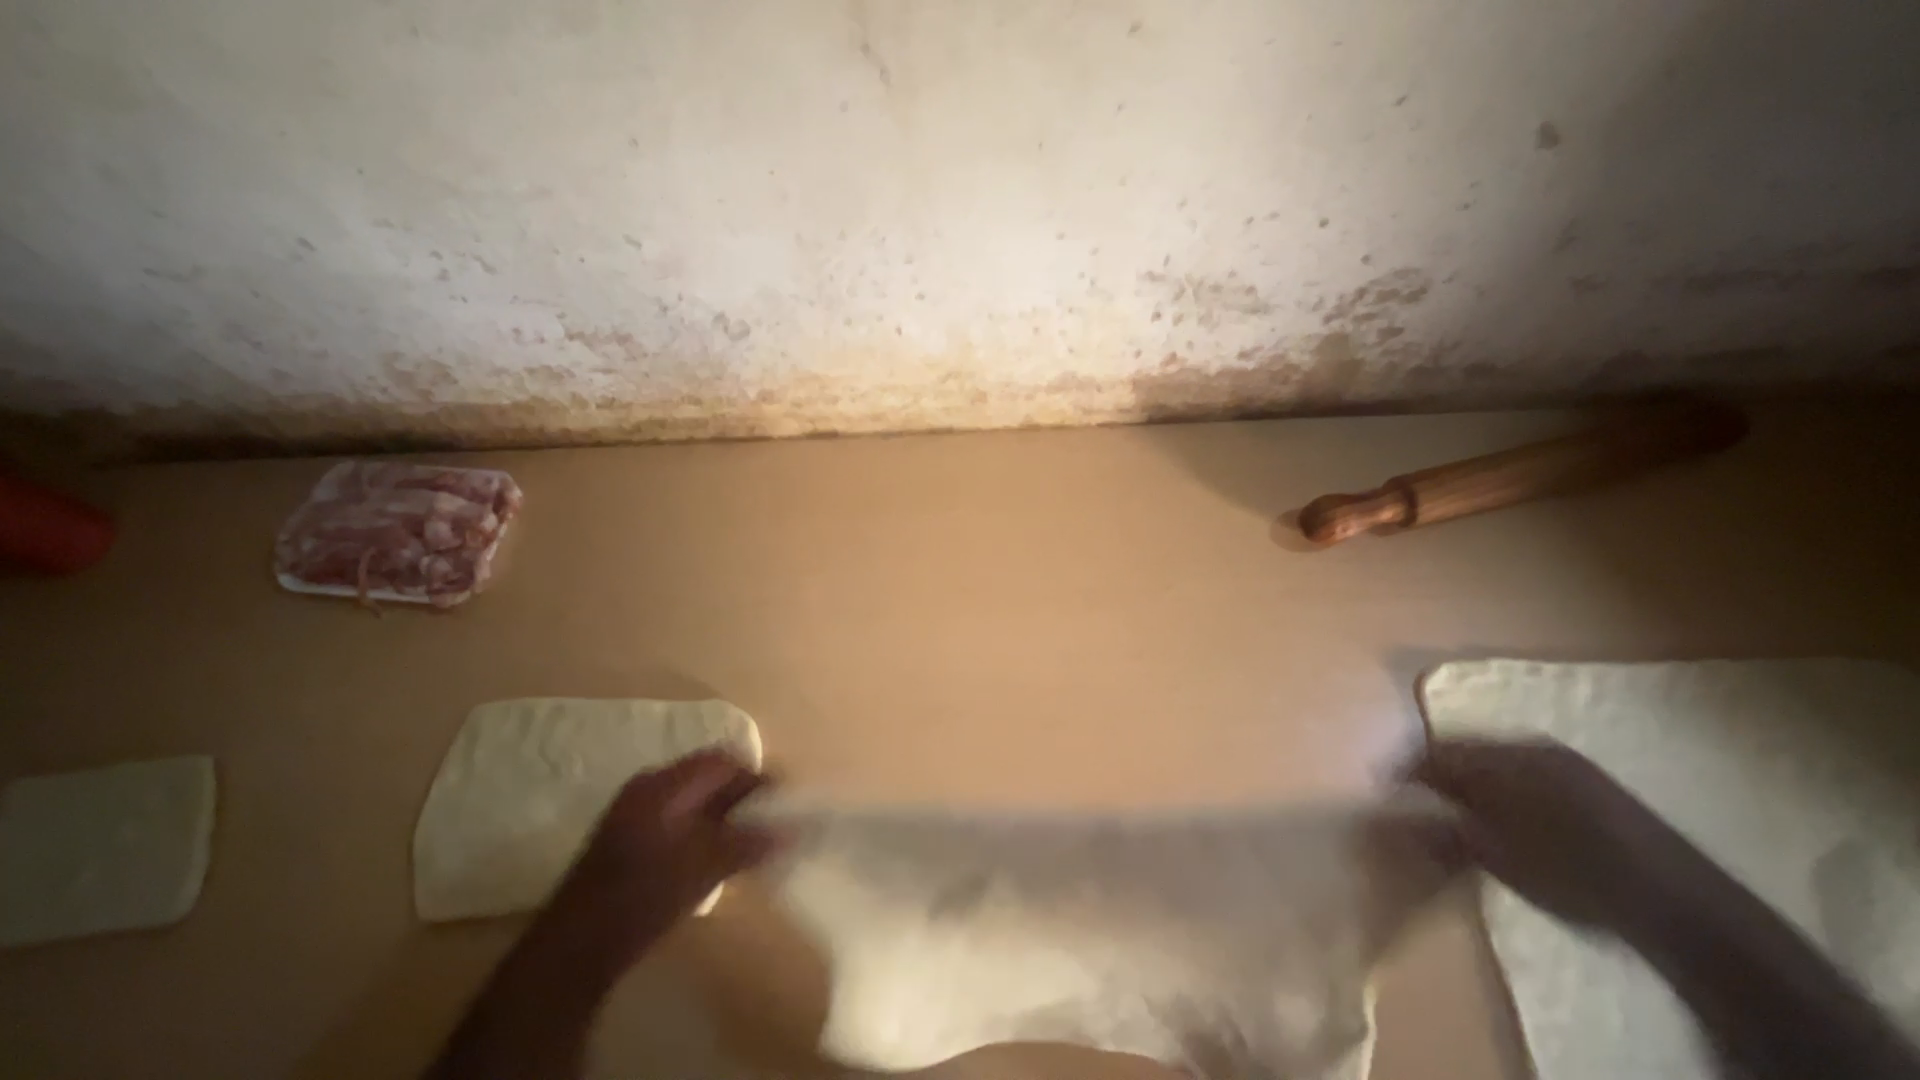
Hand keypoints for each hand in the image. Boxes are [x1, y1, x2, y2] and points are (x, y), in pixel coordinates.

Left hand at [546, 749, 781, 962]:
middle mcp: (649, 789)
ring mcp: (637, 815)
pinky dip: (708, 833)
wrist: (576, 947)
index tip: (784, 805)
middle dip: (745, 799)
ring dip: (728, 818)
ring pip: (697, 803)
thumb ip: (748, 844)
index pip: (723, 761)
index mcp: (664, 785)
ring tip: (756, 847)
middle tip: (776, 827)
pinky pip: (682, 822)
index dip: (758, 777)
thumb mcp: (702, 869)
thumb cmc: (641, 899)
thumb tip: (792, 831)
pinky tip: (723, 862)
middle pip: (710, 778)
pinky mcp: (633, 842)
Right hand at [1405, 736, 1691, 934]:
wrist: (1673, 901)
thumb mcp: (1496, 858)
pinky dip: (1498, 787)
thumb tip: (1394, 817)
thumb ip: (1442, 831)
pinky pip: (1522, 770)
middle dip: (1435, 772)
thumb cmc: (1573, 878)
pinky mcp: (1588, 781)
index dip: (1403, 769)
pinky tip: (1499, 814)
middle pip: (1464, 749)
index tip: (1383, 791)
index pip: (1435, 750)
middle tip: (1412, 800)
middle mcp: (1532, 746)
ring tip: (1451, 810)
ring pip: (1494, 759)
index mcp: (1506, 757)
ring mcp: (1565, 762)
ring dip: (1468, 780)